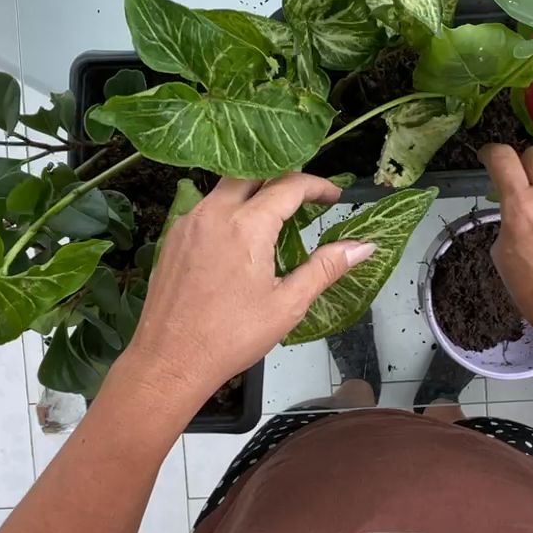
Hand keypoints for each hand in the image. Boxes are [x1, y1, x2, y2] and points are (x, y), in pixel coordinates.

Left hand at [114, 174, 374, 406]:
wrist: (170, 360)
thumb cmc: (231, 337)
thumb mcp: (288, 304)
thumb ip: (326, 267)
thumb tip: (363, 246)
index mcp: (247, 225)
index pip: (289, 185)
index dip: (317, 185)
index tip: (334, 195)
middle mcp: (214, 212)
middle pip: (254, 172)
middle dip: (284, 177)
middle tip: (306, 197)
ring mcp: (189, 222)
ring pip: (226, 186)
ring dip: (255, 190)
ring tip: (276, 214)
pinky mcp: (174, 237)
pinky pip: (206, 206)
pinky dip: (230, 207)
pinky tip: (240, 235)